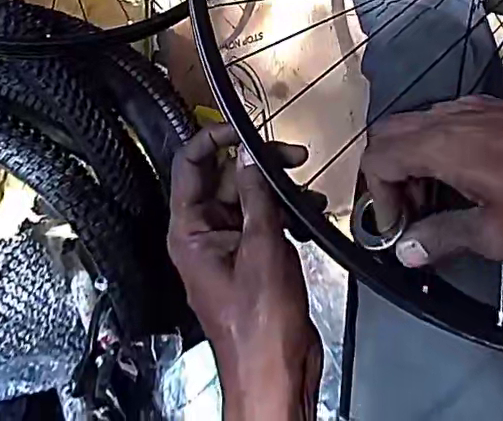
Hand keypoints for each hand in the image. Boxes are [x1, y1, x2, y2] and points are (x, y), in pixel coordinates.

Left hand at [168, 125, 319, 418]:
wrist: (277, 375)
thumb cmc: (261, 320)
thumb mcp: (261, 247)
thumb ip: (257, 194)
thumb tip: (250, 151)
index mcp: (190, 229)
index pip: (191, 164)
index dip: (215, 137)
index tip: (246, 127)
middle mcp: (205, 231)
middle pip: (227, 176)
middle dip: (261, 164)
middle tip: (295, 156)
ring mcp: (230, 242)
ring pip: (251, 194)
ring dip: (280, 188)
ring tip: (308, 192)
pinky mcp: (253, 254)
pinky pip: (266, 217)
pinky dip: (287, 210)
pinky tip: (312, 212)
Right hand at [360, 96, 502, 267]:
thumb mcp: (495, 234)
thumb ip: (443, 237)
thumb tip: (406, 250)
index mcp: (440, 143)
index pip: (379, 156)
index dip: (377, 195)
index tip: (397, 227)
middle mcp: (448, 116)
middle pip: (390, 132)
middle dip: (389, 173)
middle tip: (410, 212)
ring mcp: (472, 106)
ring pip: (417, 124)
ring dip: (413, 160)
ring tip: (437, 200)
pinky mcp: (493, 107)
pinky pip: (446, 120)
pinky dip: (437, 146)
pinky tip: (466, 176)